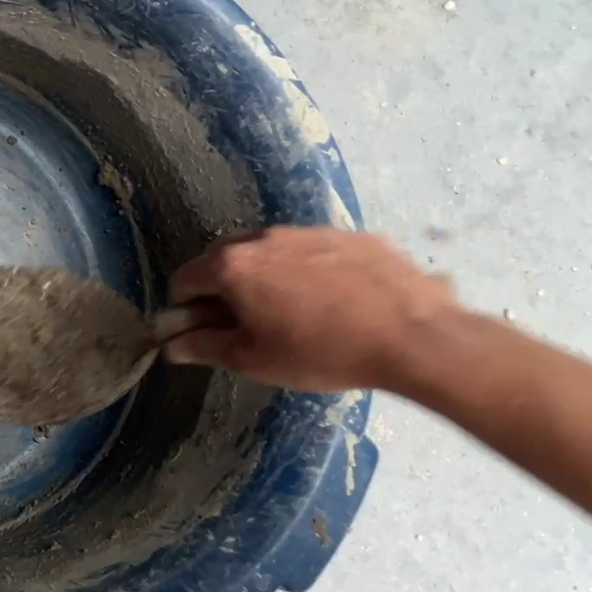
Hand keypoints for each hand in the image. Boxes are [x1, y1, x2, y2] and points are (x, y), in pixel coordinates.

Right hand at [161, 226, 461, 391]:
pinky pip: (314, 250)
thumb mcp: (254, 360)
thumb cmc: (323, 352)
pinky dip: (310, 270)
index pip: (184, 279)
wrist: (421, 339)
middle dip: (224, 286)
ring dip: (267, 275)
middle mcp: (262, 238)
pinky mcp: (353, 235)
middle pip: (223, 259)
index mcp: (230, 266)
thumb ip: (204, 347)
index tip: (202, 329)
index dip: (185, 307)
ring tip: (295, 310)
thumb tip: (171, 346)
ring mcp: (310, 232)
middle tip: (246, 320)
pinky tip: (336, 300)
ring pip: (270, 251)